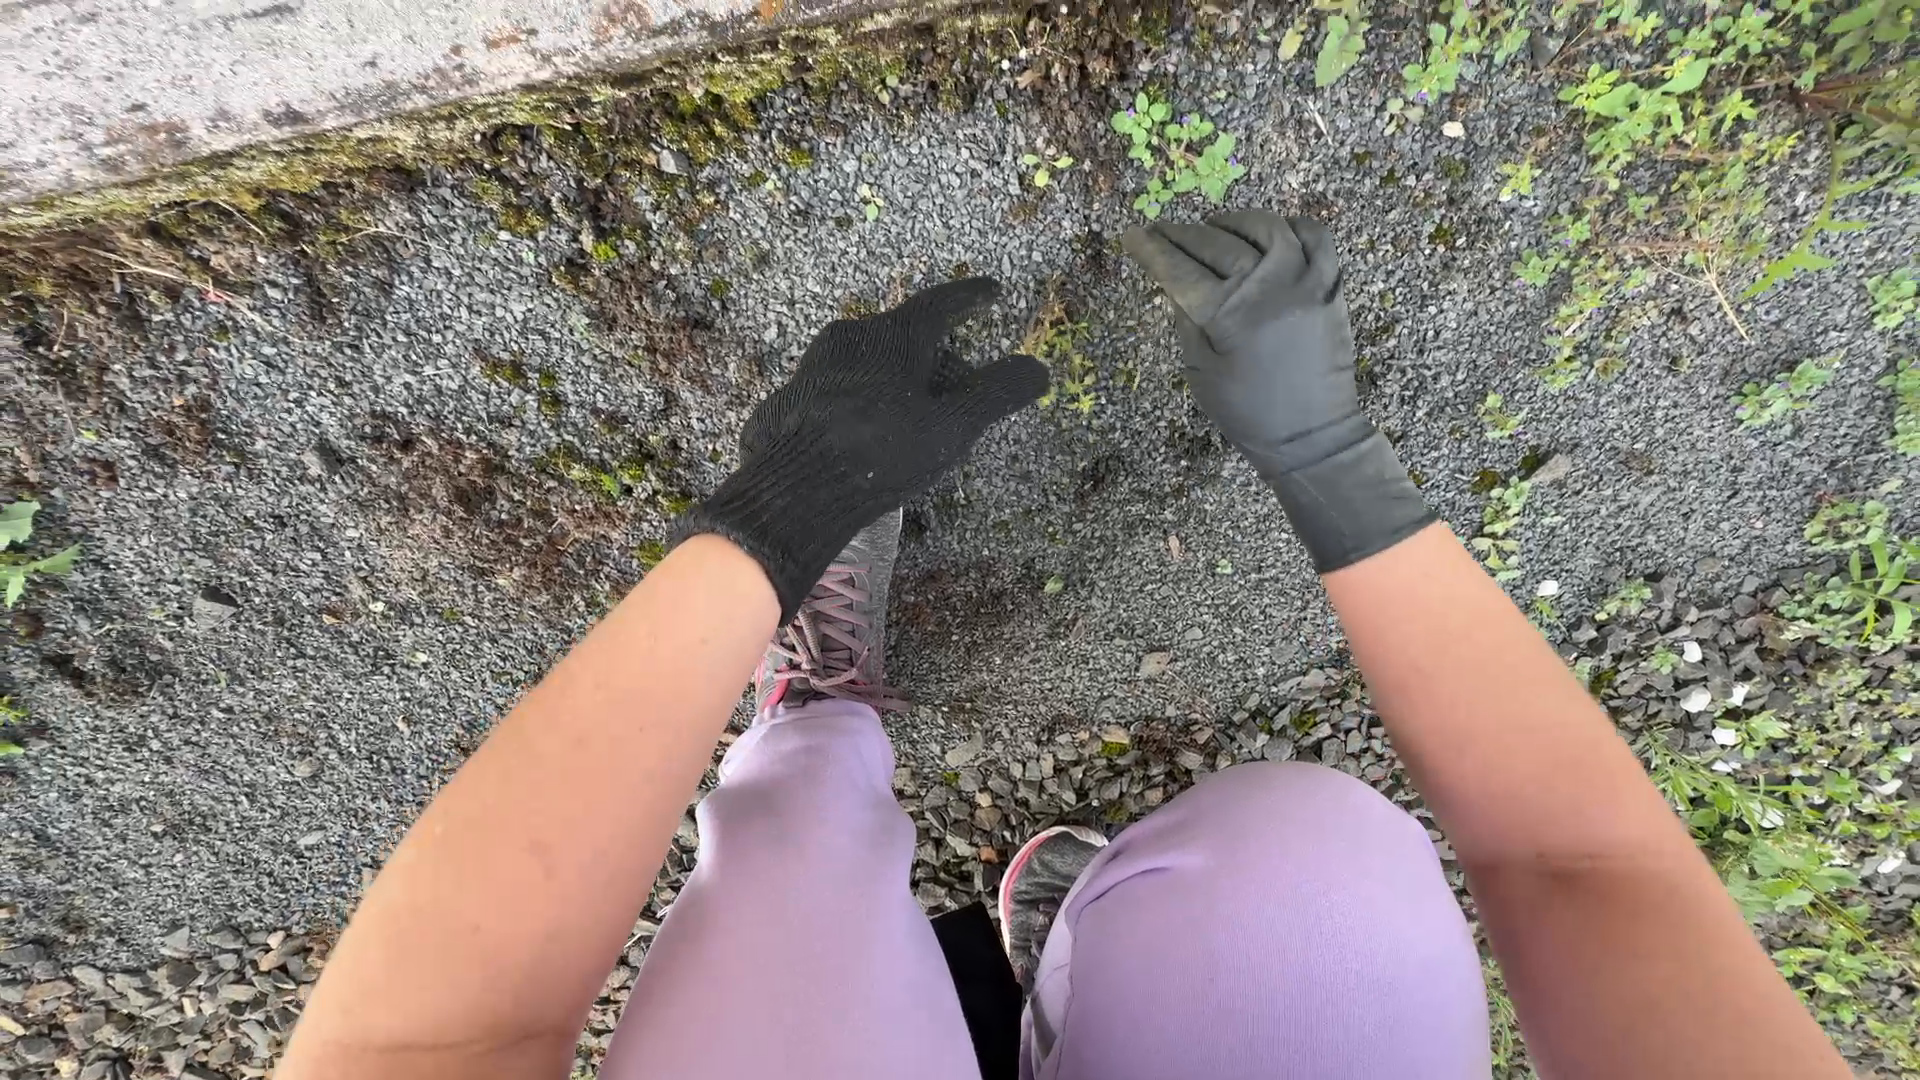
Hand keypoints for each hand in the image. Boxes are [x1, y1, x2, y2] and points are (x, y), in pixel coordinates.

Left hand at [677, 278, 1045, 619]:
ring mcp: (812, 369)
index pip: (940, 305)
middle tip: (952, 378)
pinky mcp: (788, 401)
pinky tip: (862, 432)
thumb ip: (996, 394)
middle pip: (900, 335)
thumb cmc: (883, 450)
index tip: (992, 292)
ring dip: (891, 377)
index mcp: (892, 337)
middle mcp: (848, 340)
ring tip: (907, 408)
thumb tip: (1039, 369)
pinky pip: (835, 391)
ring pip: (863, 362)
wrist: (796, 489)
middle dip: (930, 351)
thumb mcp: (951, 427)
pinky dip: (859, 402)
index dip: (970, 298)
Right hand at [1122, 211, 1431, 571]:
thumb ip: (1187, 322)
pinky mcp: (1330, 284)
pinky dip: (1290, 225)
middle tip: (1161, 228)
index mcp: (1226, 314)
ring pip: (1264, 229)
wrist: (1309, 432)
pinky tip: (1271, 231)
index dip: (1152, 250)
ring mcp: (1303, 280)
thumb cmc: (1244, 409)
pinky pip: (1314, 237)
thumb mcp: (1199, 371)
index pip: (1179, 269)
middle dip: (1183, 233)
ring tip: (1212, 225)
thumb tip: (1176, 285)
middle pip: (1216, 244)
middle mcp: (1265, 286)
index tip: (1133, 235)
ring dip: (1232, 222)